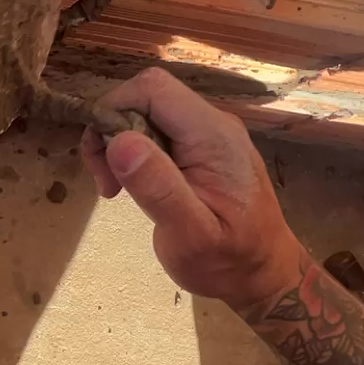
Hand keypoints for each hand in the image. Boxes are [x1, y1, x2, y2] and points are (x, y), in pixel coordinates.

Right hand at [80, 68, 303, 308]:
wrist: (262, 276)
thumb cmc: (227, 262)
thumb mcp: (189, 235)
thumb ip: (158, 187)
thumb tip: (119, 141)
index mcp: (213, 136)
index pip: (152, 88)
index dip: (114, 110)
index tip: (101, 160)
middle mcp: (212, 123)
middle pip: (145, 97)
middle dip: (112, 132)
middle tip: (107, 184)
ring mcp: (207, 134)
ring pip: (145, 113)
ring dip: (118, 146)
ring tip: (116, 190)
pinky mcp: (200, 148)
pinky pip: (155, 131)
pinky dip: (132, 154)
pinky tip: (134, 188)